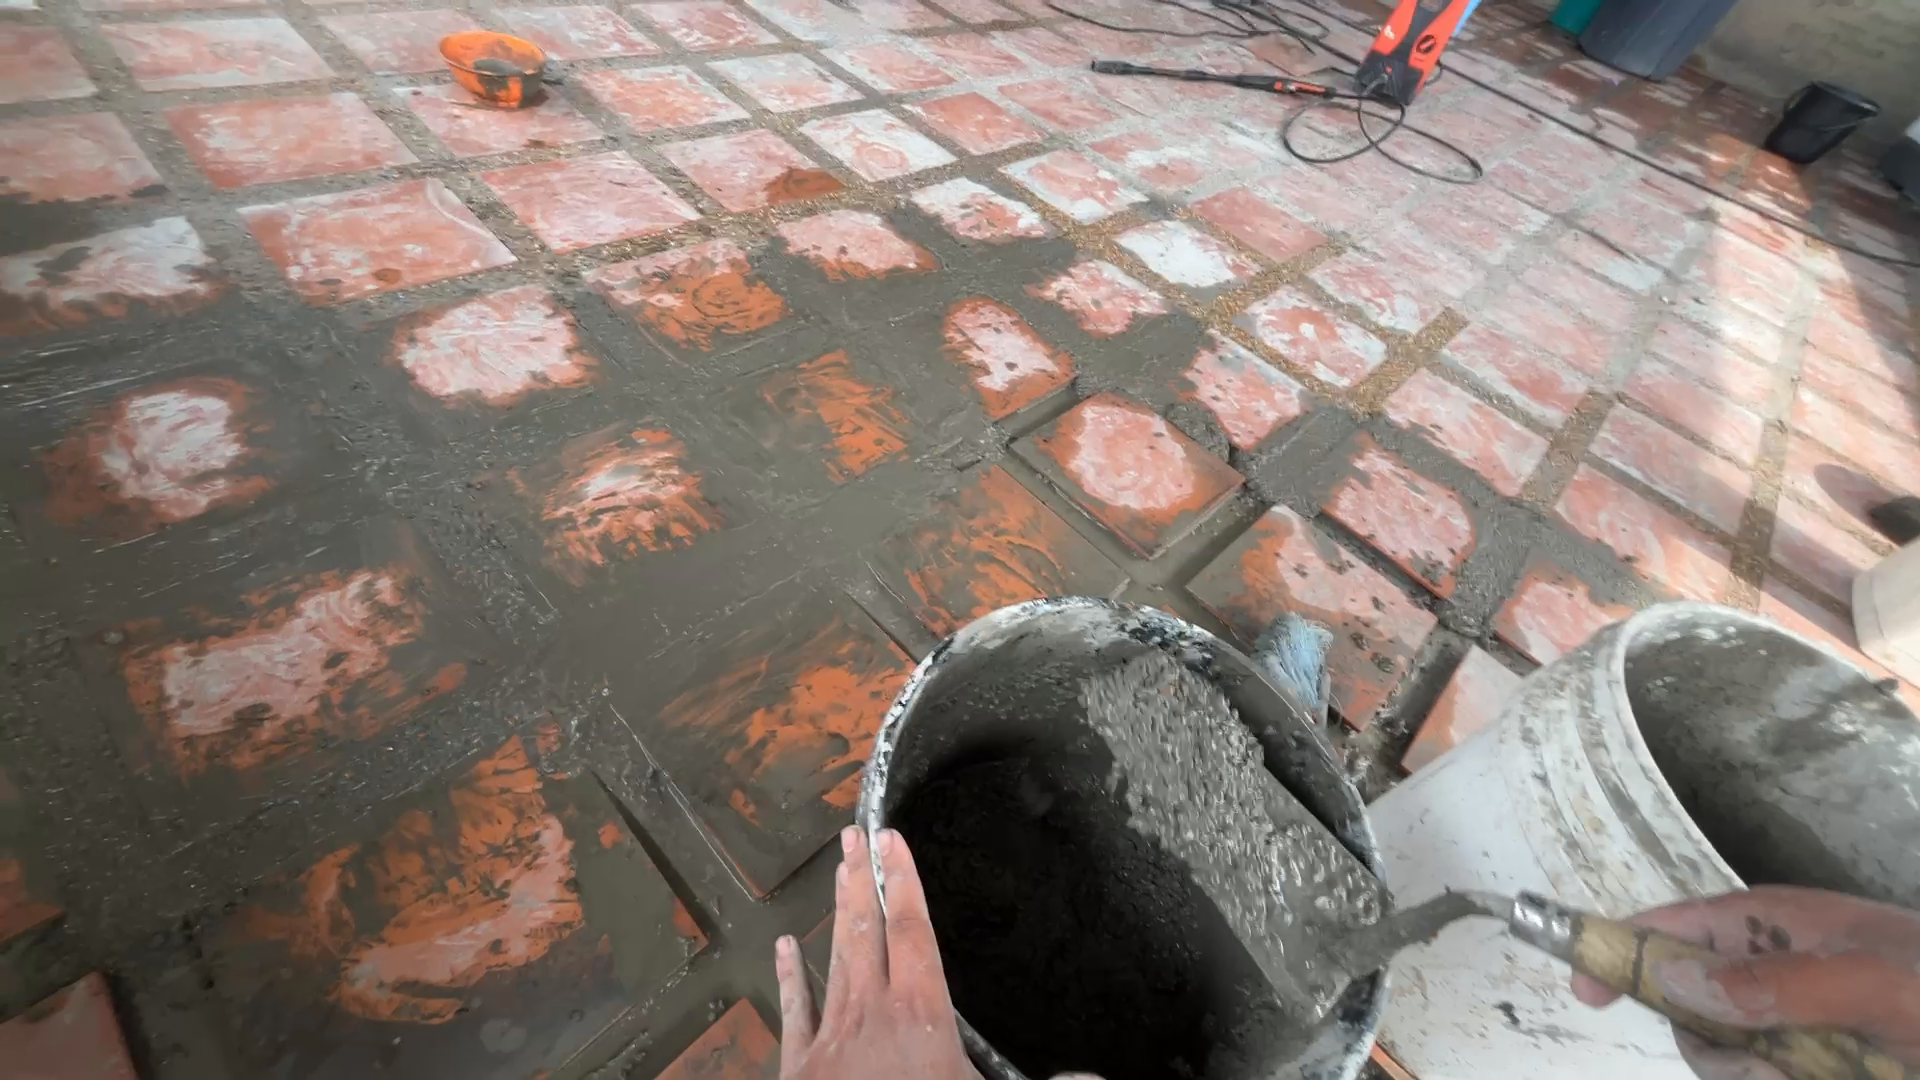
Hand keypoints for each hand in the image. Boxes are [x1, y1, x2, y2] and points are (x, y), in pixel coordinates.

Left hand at [774, 825, 976, 1079]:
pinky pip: (796, 1011)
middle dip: (863, 877)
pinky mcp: (800, 1066)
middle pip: (867, 928)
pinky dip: (790, 977)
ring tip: (838, 866)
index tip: (892, 837)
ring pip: (835, 956)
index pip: (912, 928)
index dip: (904, 879)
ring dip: (838, 908)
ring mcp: (830, 1036)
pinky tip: (782, 945)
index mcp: (919, 1012)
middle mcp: (871, 1010)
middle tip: (855, 833)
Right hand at [1571, 886, 1919, 1079]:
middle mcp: (1764, 969)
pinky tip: (1826, 1078)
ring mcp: (1795, 1021)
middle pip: (1689, 1005)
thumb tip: (1677, 985)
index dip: (1614, 950)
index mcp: (1760, 925)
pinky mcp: (1817, 1059)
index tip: (1586, 996)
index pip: (1661, 927)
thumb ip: (1777, 982)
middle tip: (1766, 1074)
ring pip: (1732, 1054)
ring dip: (1757, 1075)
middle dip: (1712, 1045)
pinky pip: (1768, 1072)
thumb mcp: (1879, 982)